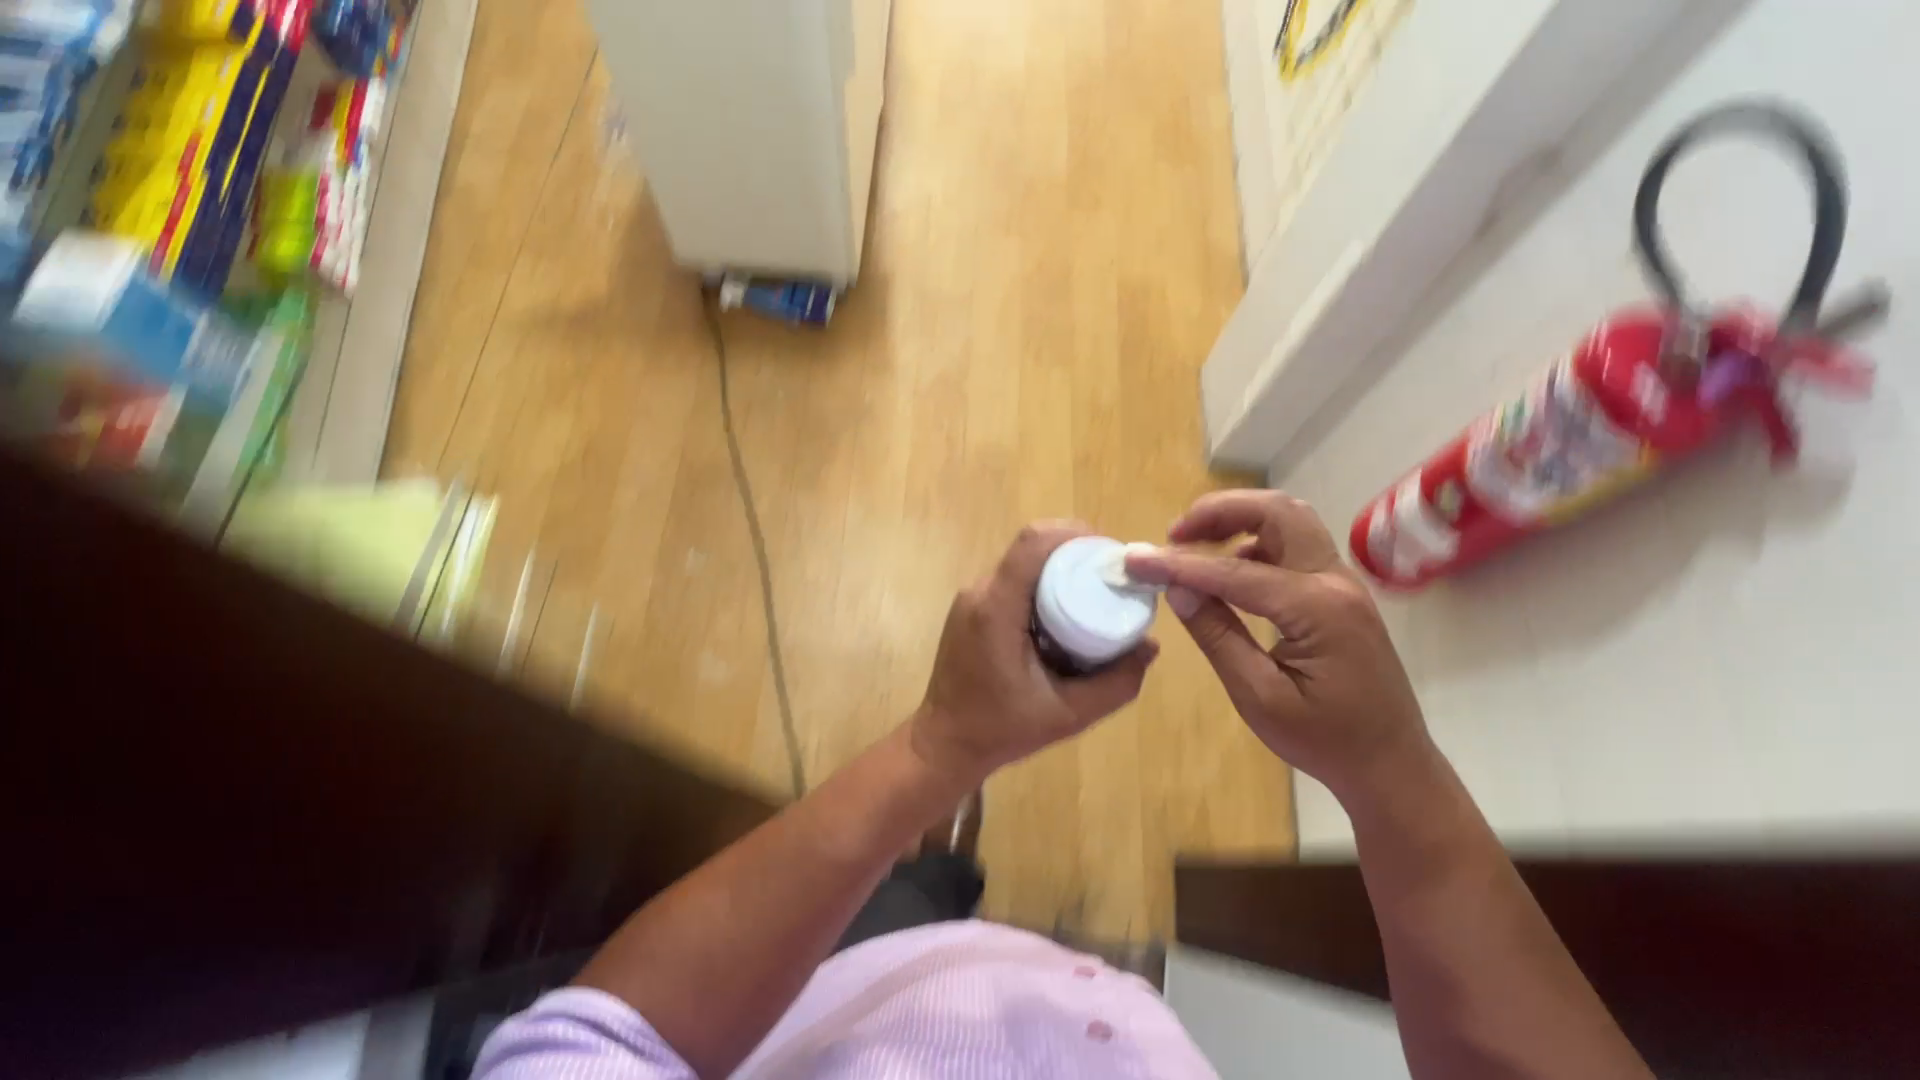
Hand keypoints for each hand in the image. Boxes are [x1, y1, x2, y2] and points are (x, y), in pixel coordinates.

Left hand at [912, 522, 1158, 785]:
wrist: (946, 744)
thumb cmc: (1002, 729)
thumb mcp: (1068, 714)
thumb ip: (1116, 683)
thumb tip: (1150, 645)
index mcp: (996, 609)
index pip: (1034, 544)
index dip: (1077, 535)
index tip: (1114, 556)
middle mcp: (979, 592)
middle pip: (1032, 547)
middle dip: (1078, 550)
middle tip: (1114, 578)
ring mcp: (971, 599)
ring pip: (1023, 561)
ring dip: (1061, 566)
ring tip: (1098, 592)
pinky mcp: (972, 609)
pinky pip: (1014, 580)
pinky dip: (1044, 583)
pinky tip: (1068, 611)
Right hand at [1124, 491, 1431, 801]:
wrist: (1391, 764)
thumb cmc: (1325, 740)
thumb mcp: (1259, 696)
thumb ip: (1218, 636)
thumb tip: (1178, 589)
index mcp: (1317, 609)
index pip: (1233, 571)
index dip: (1178, 564)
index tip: (1135, 560)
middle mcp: (1335, 582)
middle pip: (1277, 512)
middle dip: (1220, 511)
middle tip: (1175, 534)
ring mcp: (1343, 584)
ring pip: (1291, 521)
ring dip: (1241, 520)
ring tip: (1195, 544)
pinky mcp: (1341, 595)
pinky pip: (1298, 546)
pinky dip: (1258, 541)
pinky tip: (1230, 570)